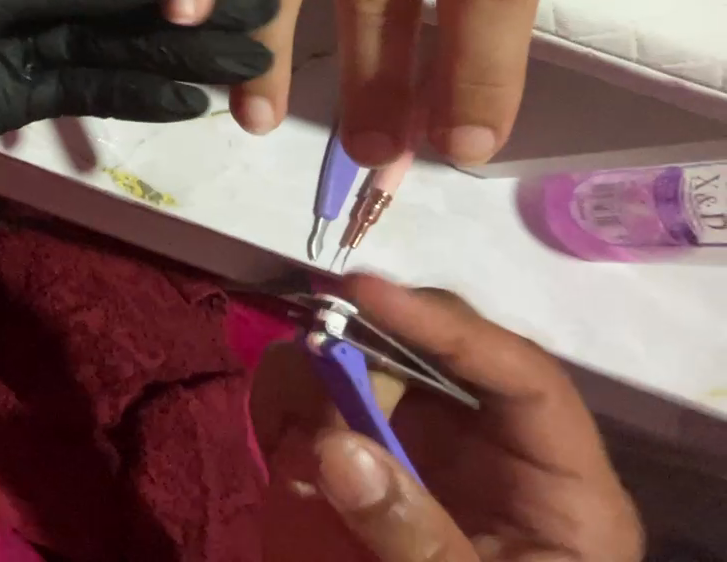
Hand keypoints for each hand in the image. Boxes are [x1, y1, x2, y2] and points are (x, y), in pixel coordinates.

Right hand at [252, 276, 642, 560]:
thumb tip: (332, 446)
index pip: (520, 378)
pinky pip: (303, 388)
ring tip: (288, 424)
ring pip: (358, 357)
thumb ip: (415, 536)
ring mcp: (405, 437)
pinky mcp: (339, 442)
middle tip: (308, 335)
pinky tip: (276, 434)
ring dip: (312, 368)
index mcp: (552, 484)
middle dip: (365, 334)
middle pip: (432, 348)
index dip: (448, 328)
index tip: (362, 292)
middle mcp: (480, 441)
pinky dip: (278, 393)